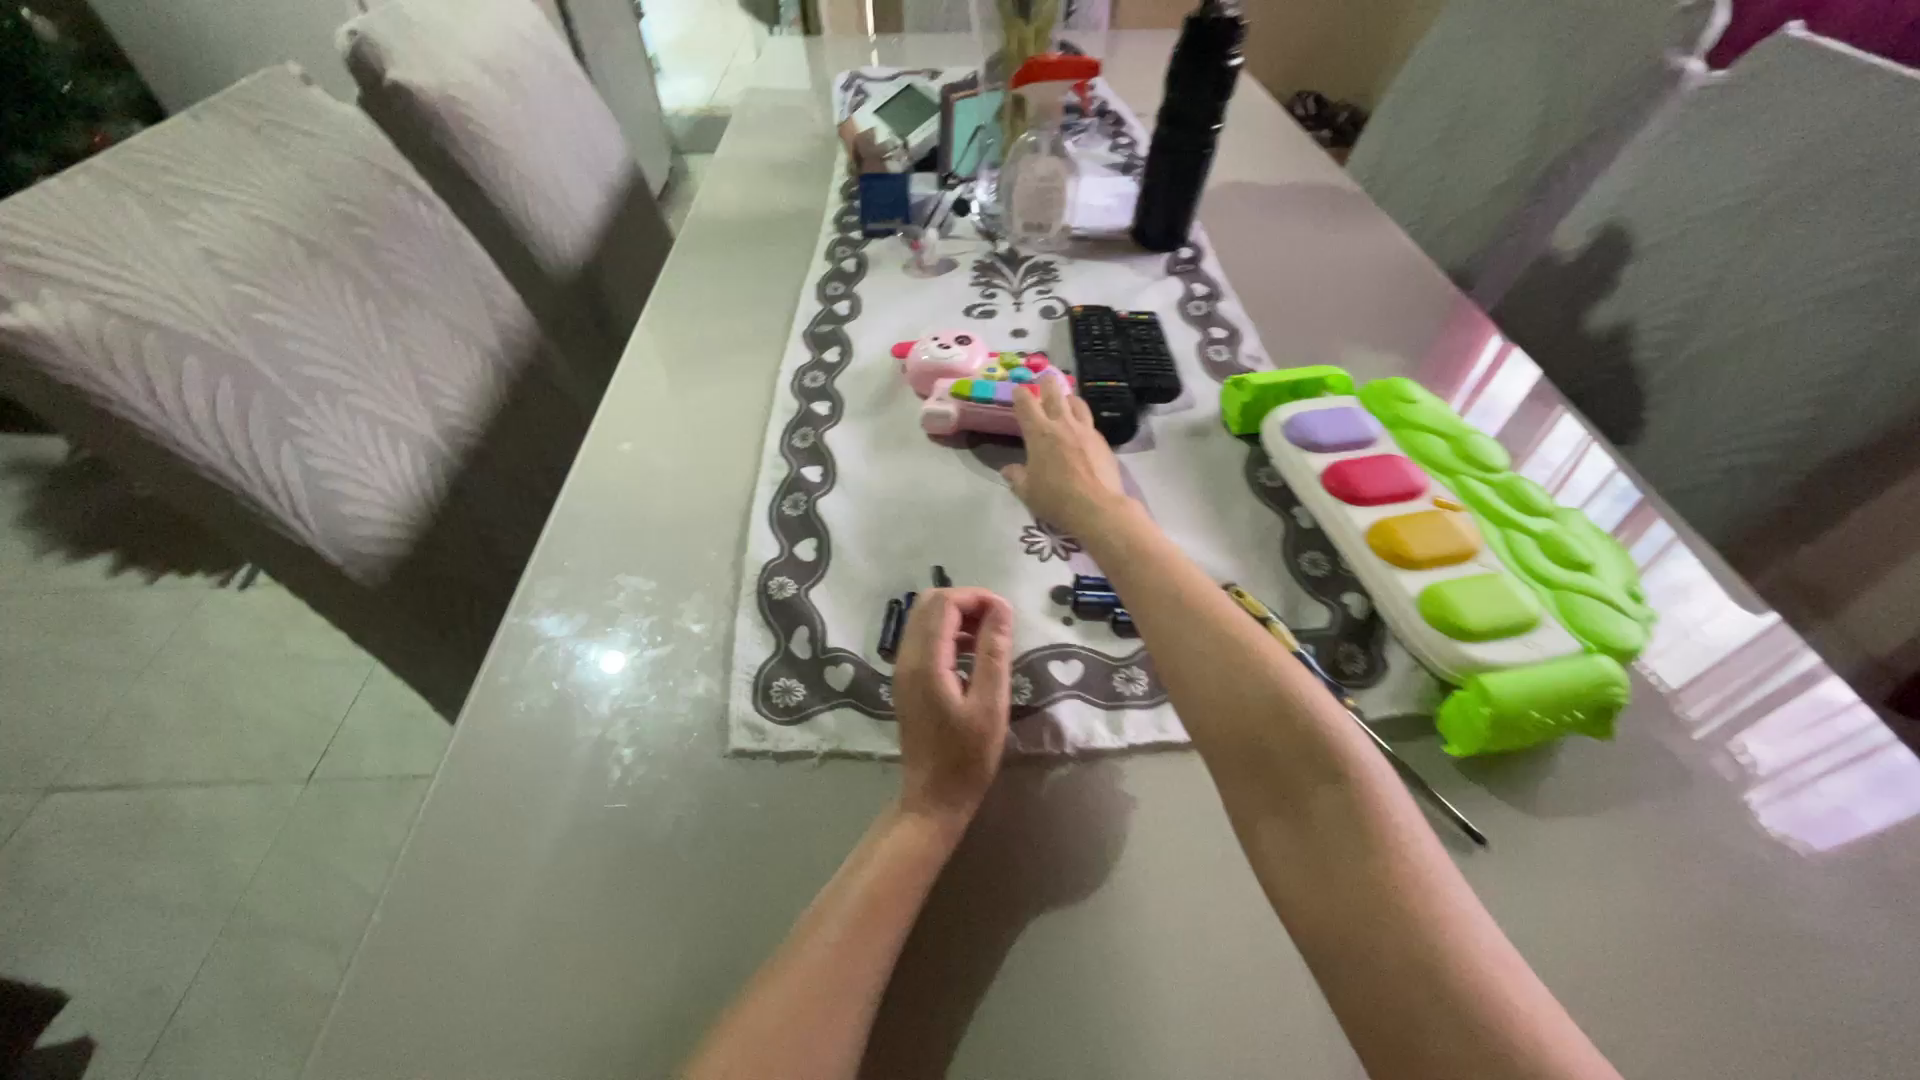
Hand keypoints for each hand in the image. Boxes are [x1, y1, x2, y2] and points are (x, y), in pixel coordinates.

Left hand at [892, 588, 1014, 822]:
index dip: (977, 598)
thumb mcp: (990, 703)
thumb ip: (993, 651)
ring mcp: (903, 670)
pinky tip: (973, 655)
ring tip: (991, 638)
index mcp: (925, 662)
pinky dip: (949, 634)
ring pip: (924, 620)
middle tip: (998, 623)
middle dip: (966, 603)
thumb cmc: (967, 756)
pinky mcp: (908, 681)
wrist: (934, 798)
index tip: (1007, 615)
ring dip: (957, 617)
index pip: (944, 603)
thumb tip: (1001, 608)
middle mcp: (906, 658)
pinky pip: (924, 640)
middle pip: (929, 604)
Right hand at [1001, 375, 1129, 537]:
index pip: (1025, 404)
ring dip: (1069, 398)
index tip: (1017, 390)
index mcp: (1039, 433)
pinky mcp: (1102, 441)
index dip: (1020, 393)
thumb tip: (1008, 470)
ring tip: (1066, 399)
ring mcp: (1086, 430)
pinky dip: (1083, 421)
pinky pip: (1090, 423)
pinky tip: (1082, 431)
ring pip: (1077, 403)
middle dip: (1047, 383)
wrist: (1098, 507)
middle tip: (1044, 379)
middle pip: (1054, 393)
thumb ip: (1016, 477)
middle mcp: (1062, 424)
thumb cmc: (1056, 499)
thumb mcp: (1027, 492)